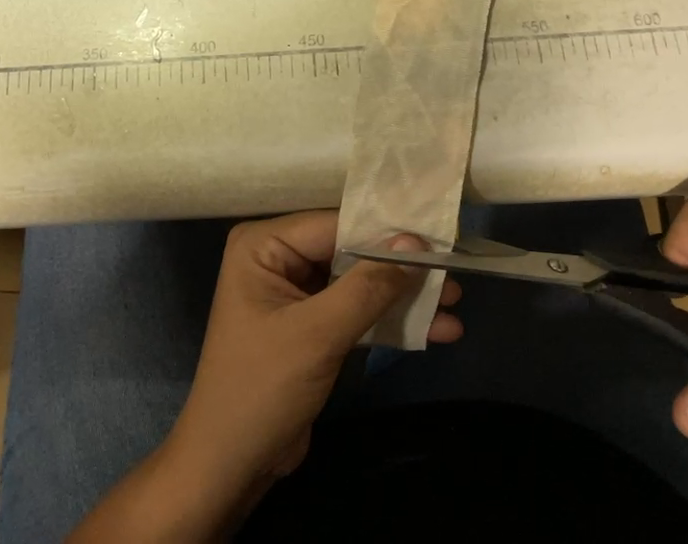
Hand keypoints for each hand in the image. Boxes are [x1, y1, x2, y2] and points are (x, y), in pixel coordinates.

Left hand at [71, 210, 459, 542]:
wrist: (232, 462)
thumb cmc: (263, 388)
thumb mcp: (318, 334)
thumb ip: (368, 287)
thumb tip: (415, 243)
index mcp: (262, 245)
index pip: (334, 225)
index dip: (386, 232)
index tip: (440, 238)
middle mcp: (276, 259)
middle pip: (349, 251)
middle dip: (400, 268)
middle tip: (453, 275)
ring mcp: (294, 293)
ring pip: (358, 283)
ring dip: (403, 297)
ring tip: (454, 304)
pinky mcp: (310, 326)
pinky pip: (356, 311)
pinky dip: (390, 321)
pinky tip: (437, 331)